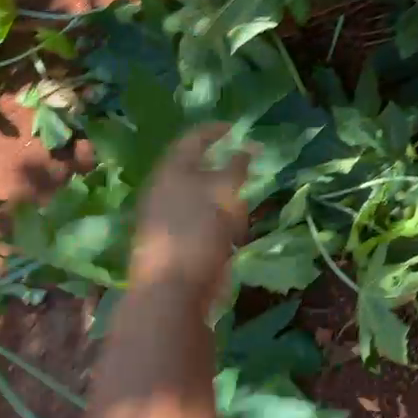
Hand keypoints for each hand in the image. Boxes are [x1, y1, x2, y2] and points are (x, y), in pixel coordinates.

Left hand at [129, 123, 249, 291]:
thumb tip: (249, 146)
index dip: (218, 129)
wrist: (172, 289)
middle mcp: (165, 190)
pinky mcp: (177, 241)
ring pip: (203, 194)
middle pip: (197, 166)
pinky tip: (237, 229)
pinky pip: (204, 219)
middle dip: (226, 163)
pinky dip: (222, 218)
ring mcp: (168, 217)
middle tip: (252, 163)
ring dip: (227, 194)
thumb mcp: (225, 190)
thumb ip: (238, 164)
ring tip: (249, 199)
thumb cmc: (198, 229)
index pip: (194, 138)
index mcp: (171, 171)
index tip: (243, 128)